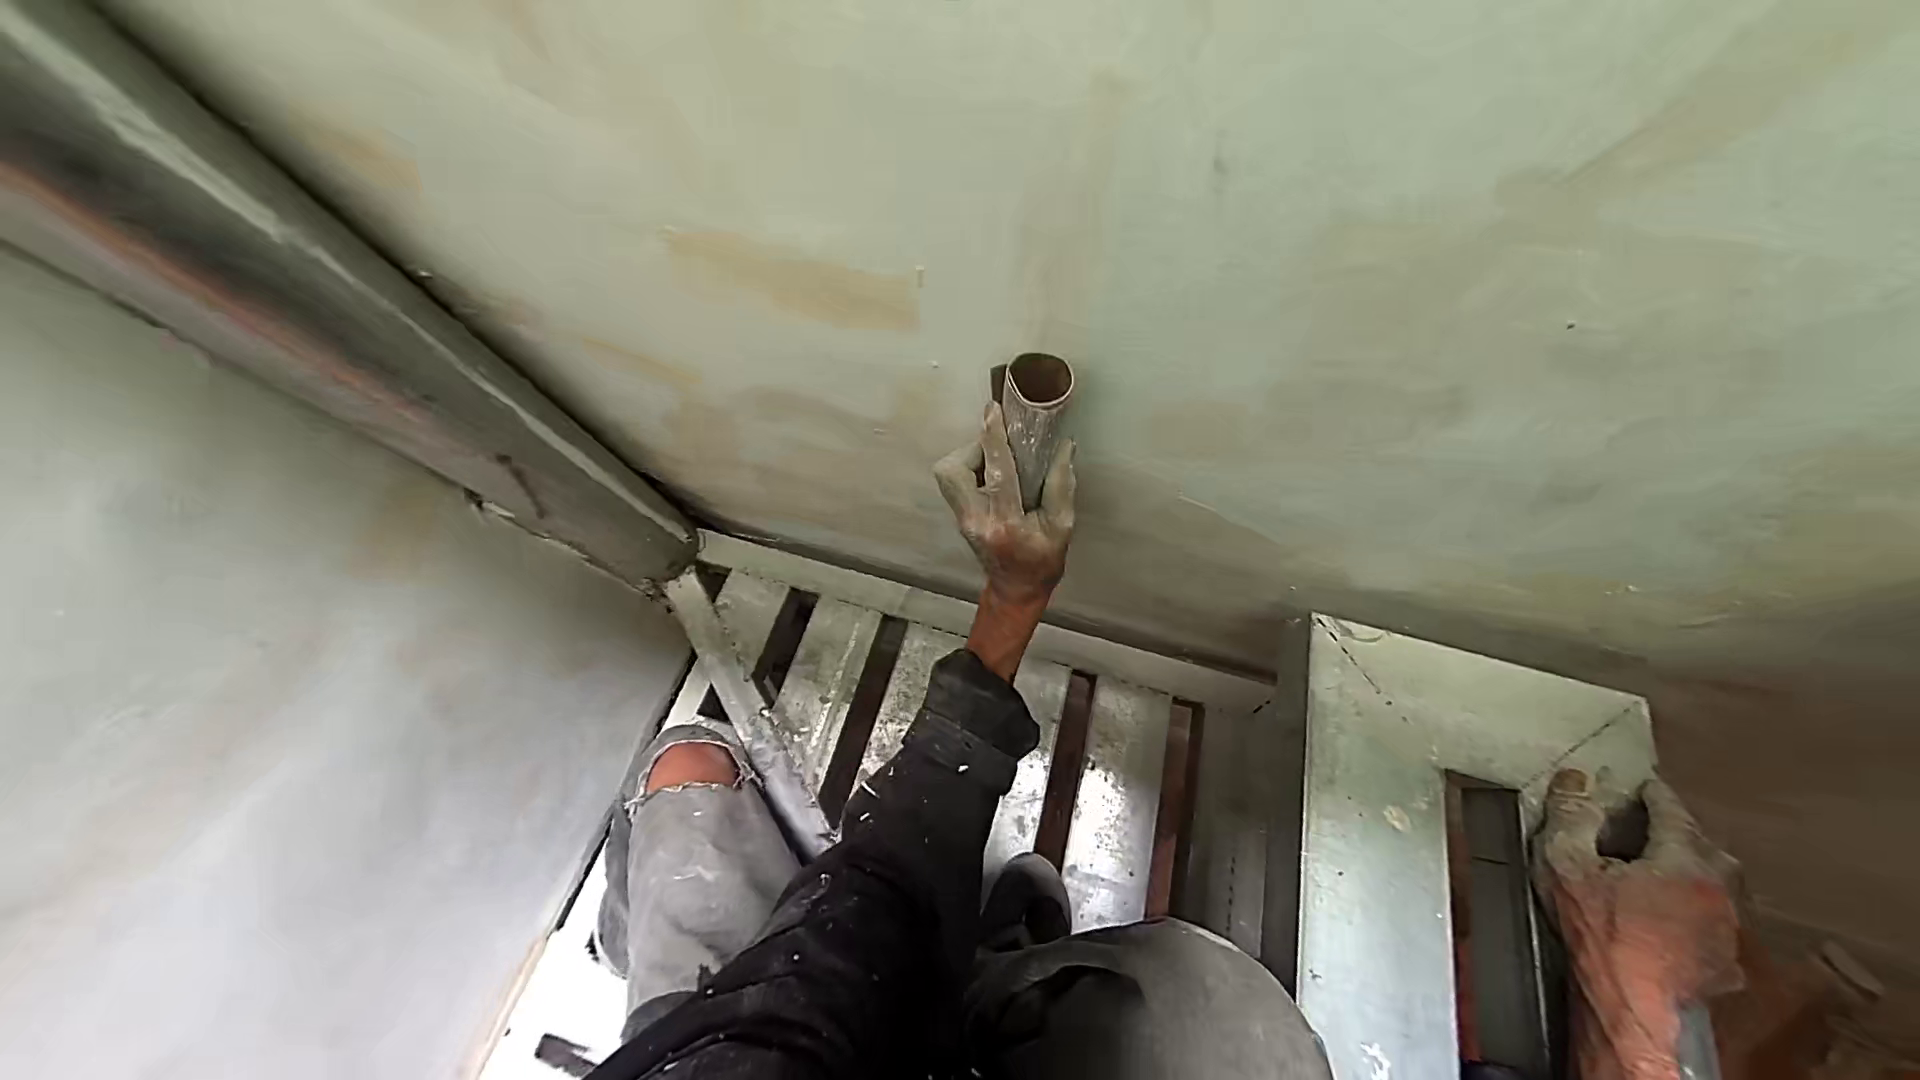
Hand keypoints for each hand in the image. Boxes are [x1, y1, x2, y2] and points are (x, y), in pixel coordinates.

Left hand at [933, 403, 1075, 603]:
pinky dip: (970, 468)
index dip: (993, 439)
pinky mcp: (958, 516)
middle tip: (1000, 448)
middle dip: (973, 448)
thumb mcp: (1062, 526)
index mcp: (1005, 524)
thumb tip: (1063, 446)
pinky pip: (953, 481)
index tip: (993, 411)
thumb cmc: (1042, 560)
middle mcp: (975, 520)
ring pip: (948, 473)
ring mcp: (962, 519)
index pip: (997, 474)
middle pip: (952, 470)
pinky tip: (993, 475)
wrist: (1016, 587)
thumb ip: (1062, 485)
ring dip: (970, 457)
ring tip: (998, 462)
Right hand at [1534, 769, 1742, 1079]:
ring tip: (1663, 859)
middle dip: (1683, 830)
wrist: (1627, 1001)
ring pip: (1720, 887)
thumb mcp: (1563, 860)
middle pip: (1710, 851)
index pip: (1676, 817)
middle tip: (1654, 819)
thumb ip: (1571, 816)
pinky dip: (1695, 901)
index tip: (1645, 782)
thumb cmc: (1594, 926)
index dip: (1657, 796)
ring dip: (1695, 866)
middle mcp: (1720, 896)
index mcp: (1685, 866)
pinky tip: (1672, 906)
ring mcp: (1728, 933)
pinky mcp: (1724, 962)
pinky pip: (1715, 917)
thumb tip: (1577, 779)